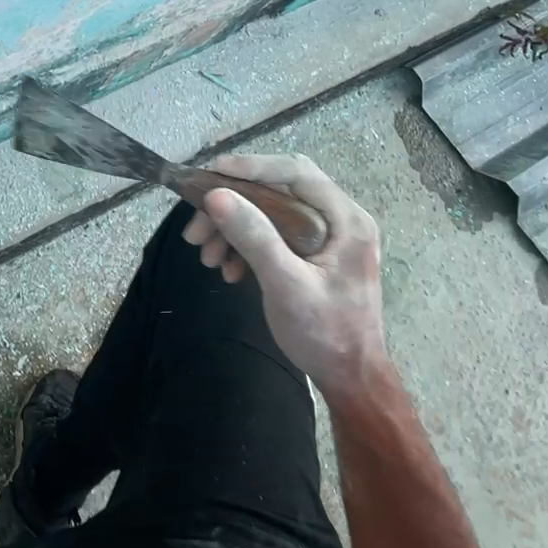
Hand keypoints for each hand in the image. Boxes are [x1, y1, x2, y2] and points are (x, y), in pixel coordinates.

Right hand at [182, 153, 389, 393]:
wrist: (350, 381)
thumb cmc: (326, 334)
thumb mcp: (286, 285)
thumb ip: (254, 237)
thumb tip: (216, 195)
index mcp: (345, 219)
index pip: (295, 171)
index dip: (250, 166)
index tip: (209, 175)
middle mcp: (338, 219)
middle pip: (276, 190)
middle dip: (233, 204)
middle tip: (197, 226)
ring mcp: (326, 237)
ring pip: (268, 212)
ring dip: (232, 227)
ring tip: (205, 254)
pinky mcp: (312, 253)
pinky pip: (270, 233)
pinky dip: (244, 245)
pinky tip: (227, 269)